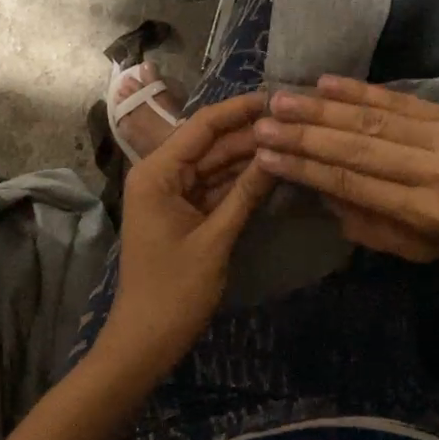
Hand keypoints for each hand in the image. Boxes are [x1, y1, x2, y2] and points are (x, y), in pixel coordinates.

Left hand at [103, 91, 276, 363]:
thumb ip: (245, 193)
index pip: (203, 126)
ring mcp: (170, 193)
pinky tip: (271, 170)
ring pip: (214, 164)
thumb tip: (277, 152)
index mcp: (156, 172)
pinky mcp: (181, 212)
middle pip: (210, 143)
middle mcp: (160, 173)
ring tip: (290, 139)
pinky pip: (213, 186)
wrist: (144, 342)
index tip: (277, 97)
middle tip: (294, 121)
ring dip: (247, 156)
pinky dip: (238, 181)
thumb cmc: (174, 291)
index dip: (239, 110)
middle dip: (248, 133)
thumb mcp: (215, 240)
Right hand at [253, 76, 438, 264]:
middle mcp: (431, 170)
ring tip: (282, 100)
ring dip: (321, 108)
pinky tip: (327, 84)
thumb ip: (371, 226)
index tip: (266, 156)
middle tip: (261, 123)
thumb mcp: (425, 252)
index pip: (350, 183)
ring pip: (371, 118)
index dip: (303, 169)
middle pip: (354, 147)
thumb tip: (322, 194)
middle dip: (302, 135)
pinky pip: (399, 99)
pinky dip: (360, 91)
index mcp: (424, 212)